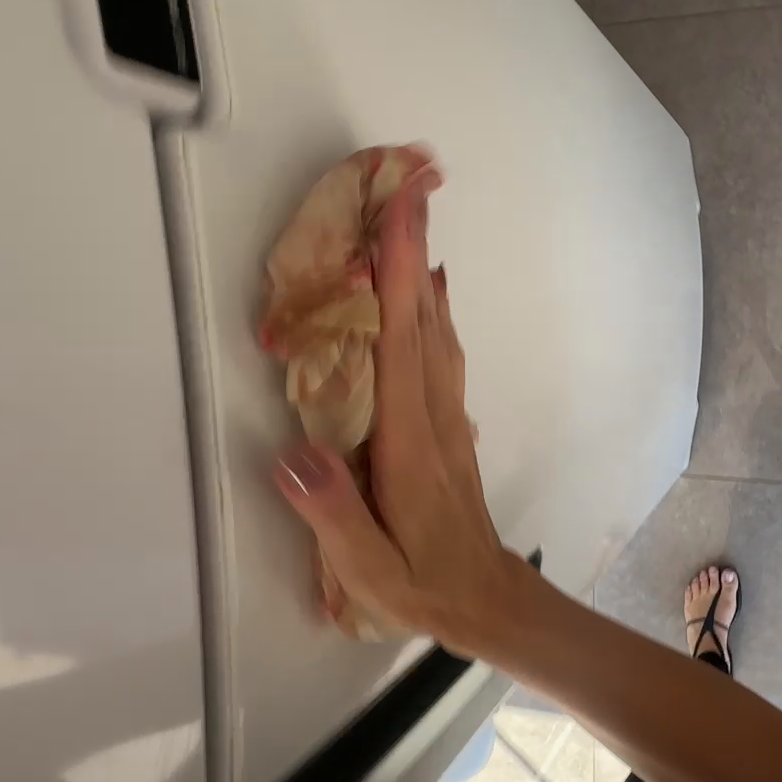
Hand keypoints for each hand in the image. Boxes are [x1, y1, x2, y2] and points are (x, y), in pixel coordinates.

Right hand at [273, 165, 522, 652]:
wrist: (486, 598)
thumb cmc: (425, 584)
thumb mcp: (372, 570)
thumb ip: (334, 513)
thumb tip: (294, 454)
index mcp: (411, 442)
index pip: (402, 343)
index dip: (398, 275)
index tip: (398, 211)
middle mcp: (435, 416)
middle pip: (424, 320)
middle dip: (413, 249)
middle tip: (408, 182)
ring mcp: (448, 418)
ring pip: (437, 331)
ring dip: (425, 271)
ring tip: (412, 218)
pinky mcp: (449, 425)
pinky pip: (441, 354)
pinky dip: (434, 312)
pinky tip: (432, 293)